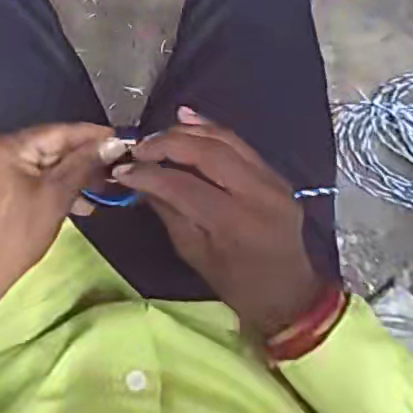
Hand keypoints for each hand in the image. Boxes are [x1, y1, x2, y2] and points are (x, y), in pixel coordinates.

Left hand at [0, 123, 119, 339]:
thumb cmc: (18, 234)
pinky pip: (31, 176)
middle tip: (115, 167)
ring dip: (71, 175)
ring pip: (42, 163)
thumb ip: (84, 165)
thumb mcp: (56, 196)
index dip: (91, 135)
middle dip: (83, 159)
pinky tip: (79, 202)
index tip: (121, 138)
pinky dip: (53, 185)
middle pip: (49, 146)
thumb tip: (113, 143)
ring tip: (101, 189)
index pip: (57, 131)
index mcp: (6, 145)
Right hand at [112, 107, 332, 336]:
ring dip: (187, 131)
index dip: (149, 174)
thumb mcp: (194, 254)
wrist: (289, 293)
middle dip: (167, 144)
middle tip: (139, 148)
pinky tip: (186, 119)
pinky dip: (210, 129)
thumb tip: (139, 181)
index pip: (184, 186)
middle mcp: (259, 194)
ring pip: (225, 140)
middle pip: (207, 153)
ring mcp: (273, 180)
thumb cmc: (236, 283)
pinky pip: (239, 143)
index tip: (123, 170)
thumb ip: (168, 211)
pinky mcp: (276, 174)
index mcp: (235, 223)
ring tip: (157, 134)